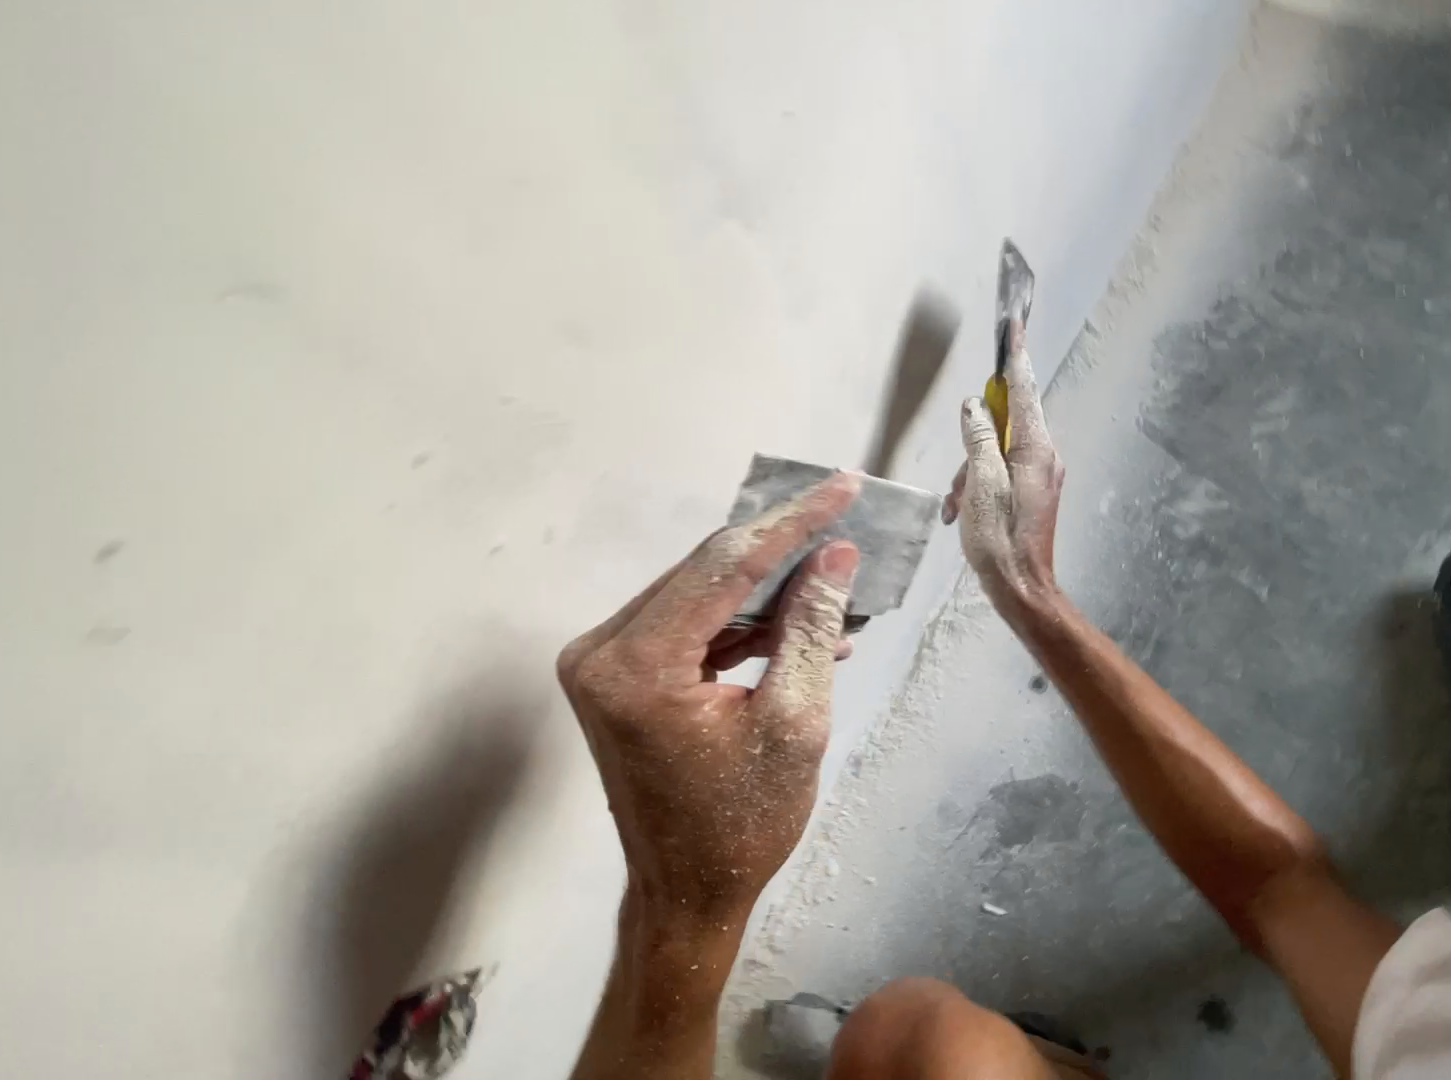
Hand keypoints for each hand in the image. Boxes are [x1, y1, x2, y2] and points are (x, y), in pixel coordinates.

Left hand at [556, 473, 861, 921]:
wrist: (688, 894)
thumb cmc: (745, 821)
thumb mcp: (797, 720)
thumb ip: (810, 625)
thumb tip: (836, 553)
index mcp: (638, 665)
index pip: (725, 564)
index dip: (793, 521)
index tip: (846, 485)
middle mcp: (604, 650)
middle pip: (708, 570)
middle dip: (782, 545)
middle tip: (845, 515)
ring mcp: (606, 662)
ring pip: (702, 592)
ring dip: (769, 586)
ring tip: (836, 580)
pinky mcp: (622, 675)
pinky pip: (693, 625)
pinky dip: (746, 624)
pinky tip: (801, 629)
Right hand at [942, 348, 1064, 607]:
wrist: (1021, 588)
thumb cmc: (1000, 537)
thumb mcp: (981, 483)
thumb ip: (978, 438)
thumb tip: (974, 406)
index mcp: (1036, 448)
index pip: (1023, 390)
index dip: (1014, 357)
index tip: (1014, 324)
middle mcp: (1043, 455)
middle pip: (1002, 424)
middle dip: (972, 447)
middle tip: (959, 483)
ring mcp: (1038, 475)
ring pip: (993, 452)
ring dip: (968, 474)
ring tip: (957, 506)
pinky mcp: (1030, 493)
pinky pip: (997, 474)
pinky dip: (976, 488)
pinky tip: (961, 513)